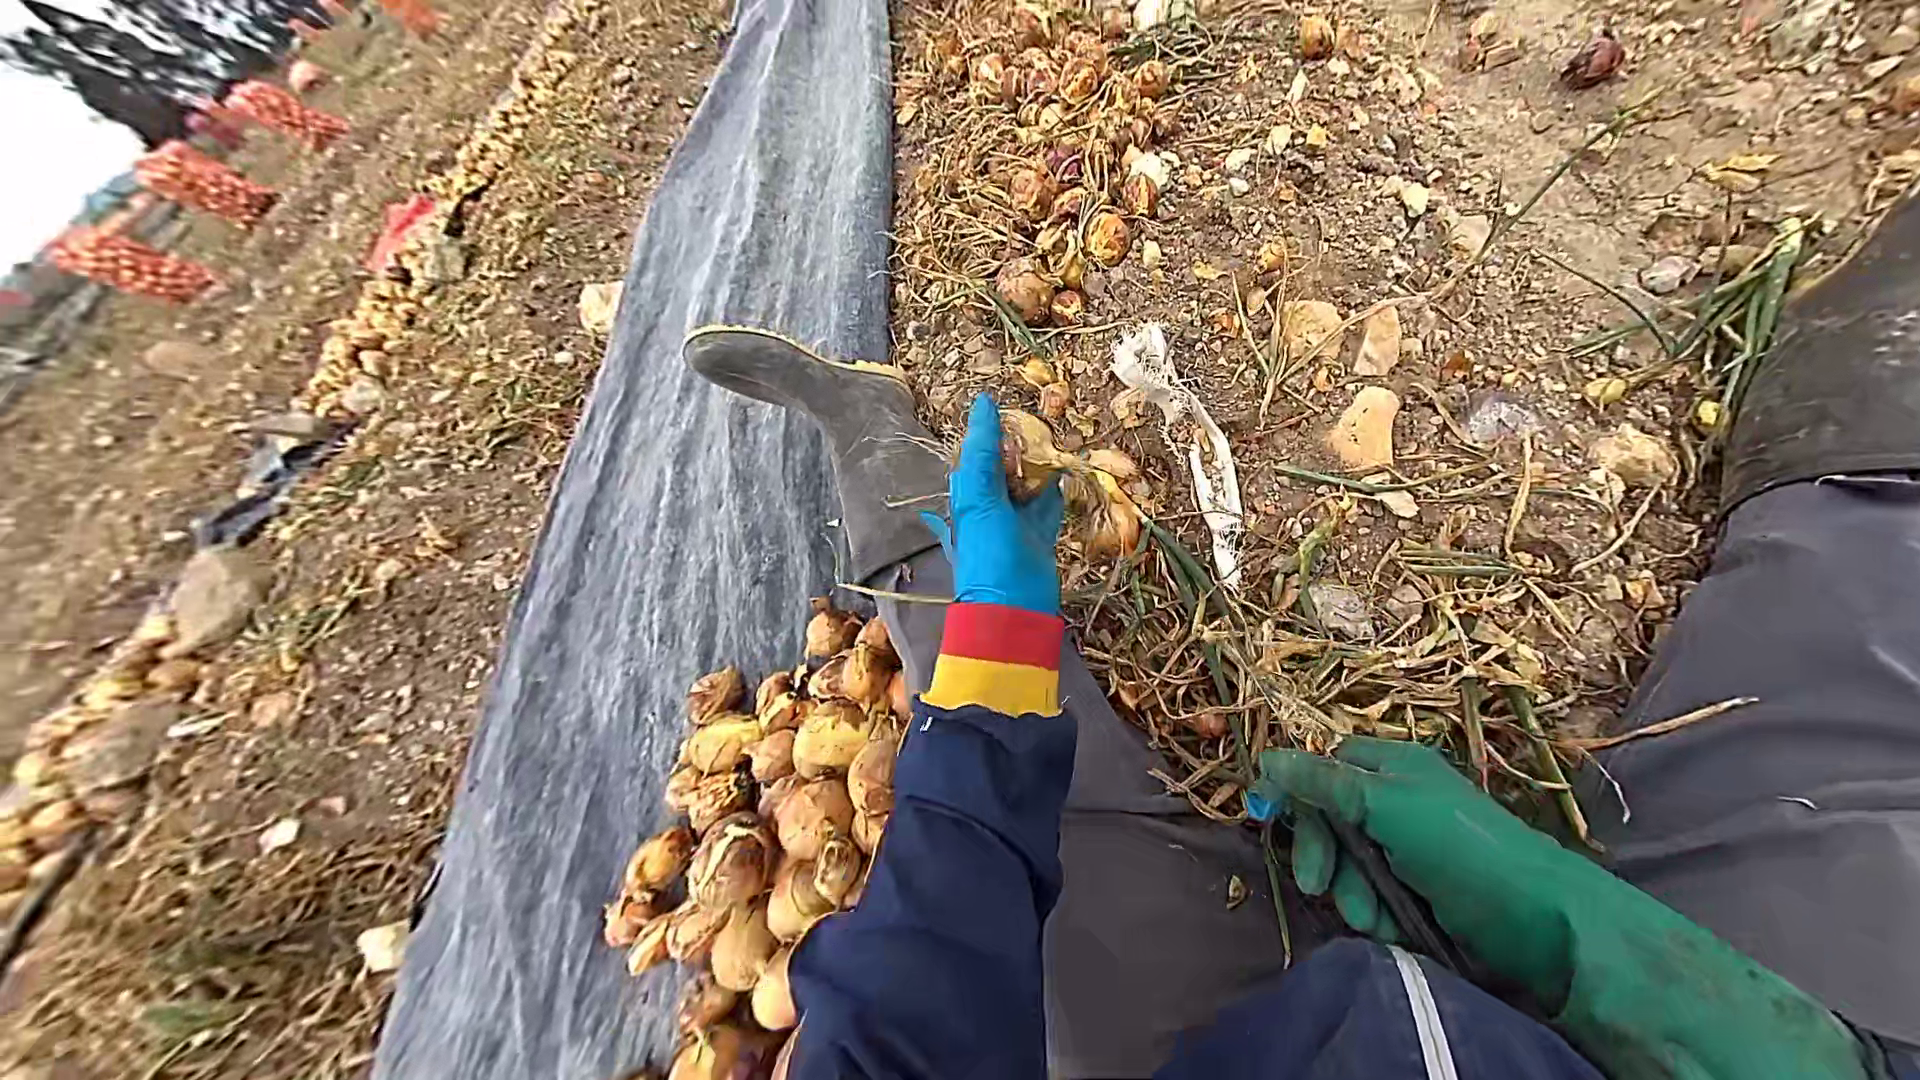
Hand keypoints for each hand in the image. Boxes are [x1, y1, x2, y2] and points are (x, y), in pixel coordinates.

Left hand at [920, 394, 1064, 614]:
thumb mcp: (978, 496)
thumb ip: (982, 451)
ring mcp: (1016, 518)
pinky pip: (1050, 502)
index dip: (996, 432)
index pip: (980, 451)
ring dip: (1043, 465)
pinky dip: (1058, 489)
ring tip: (1059, 443)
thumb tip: (984, 403)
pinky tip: (1068, 473)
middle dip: (1024, 446)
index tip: (1017, 411)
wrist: (1012, 606)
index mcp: (968, 493)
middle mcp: (990, 503)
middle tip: (1045, 426)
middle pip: (1007, 464)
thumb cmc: (988, 550)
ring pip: (1030, 480)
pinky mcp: (1040, 532)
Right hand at [1253, 737, 1868, 1078]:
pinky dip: (1372, 912)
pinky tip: (1389, 927)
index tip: (1261, 816)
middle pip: (1324, 817)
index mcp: (1387, 764)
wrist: (1553, 934)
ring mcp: (1403, 846)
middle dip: (1319, 854)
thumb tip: (1264, 757)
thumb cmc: (1462, 851)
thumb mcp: (1383, 805)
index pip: (1316, 768)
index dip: (1288, 790)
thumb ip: (1319, 781)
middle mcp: (1390, 799)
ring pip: (1343, 861)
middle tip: (1315, 885)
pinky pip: (1368, 893)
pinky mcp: (1414, 889)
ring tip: (1369, 917)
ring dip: (1346, 891)